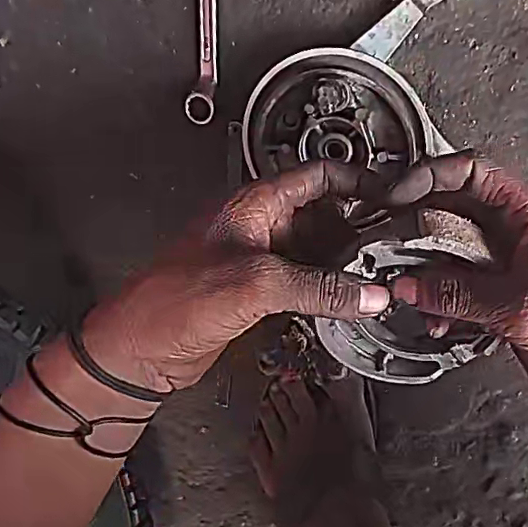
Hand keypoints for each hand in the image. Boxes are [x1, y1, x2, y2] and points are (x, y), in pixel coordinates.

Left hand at [81, 161, 392, 392]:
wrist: (138, 350)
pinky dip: (327, 289)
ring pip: (316, 251)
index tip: (389, 198)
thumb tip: (366, 293)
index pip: (318, 176)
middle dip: (357, 228)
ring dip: (344, 264)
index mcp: (254, 205)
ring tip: (375, 276)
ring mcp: (260, 260)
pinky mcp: (258, 292)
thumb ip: (317, 287)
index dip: (358, 181)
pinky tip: (346, 301)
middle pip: (324, 214)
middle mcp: (259, 227)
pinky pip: (304, 282)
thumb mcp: (254, 284)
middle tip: (388, 247)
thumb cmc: (170, 303)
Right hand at [381, 153, 527, 397]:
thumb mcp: (519, 309)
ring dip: (426, 270)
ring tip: (415, 292)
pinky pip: (452, 279)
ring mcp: (503, 258)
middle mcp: (518, 230)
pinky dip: (436, 295)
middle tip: (393, 243)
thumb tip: (411, 284)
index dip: (432, 176)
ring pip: (447, 246)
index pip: (476, 173)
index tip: (400, 194)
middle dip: (419, 228)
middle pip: (454, 208)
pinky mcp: (493, 285)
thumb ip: (460, 294)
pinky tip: (435, 316)